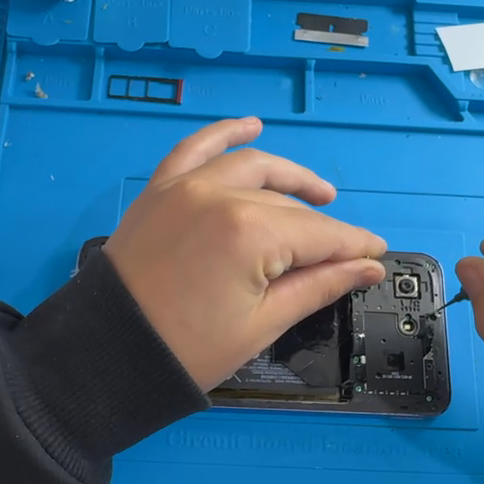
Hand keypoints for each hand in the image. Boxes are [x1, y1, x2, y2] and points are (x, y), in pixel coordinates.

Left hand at [105, 118, 387, 389]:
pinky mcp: (160, 190)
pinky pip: (195, 149)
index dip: (353, 247)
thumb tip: (366, 267)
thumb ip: (319, 285)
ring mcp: (185, 187)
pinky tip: (250, 127)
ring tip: (318, 192)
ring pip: (251, 167)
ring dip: (289, 176)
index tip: (375, 255)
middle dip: (323, 227)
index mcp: (250, 233)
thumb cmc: (184, 351)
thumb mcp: (262, 324)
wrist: (108, 356)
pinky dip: (224, 135)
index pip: (320, 234)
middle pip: (289, 205)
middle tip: (346, 248)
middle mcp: (219, 195)